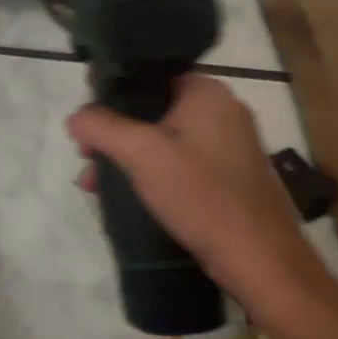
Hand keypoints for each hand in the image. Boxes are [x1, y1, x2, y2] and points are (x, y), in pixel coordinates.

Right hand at [66, 75, 307, 292]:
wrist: (262, 263)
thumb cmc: (202, 196)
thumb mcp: (140, 153)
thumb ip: (100, 126)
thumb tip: (75, 118)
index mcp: (207, 92)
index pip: (145, 76)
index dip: (108, 94)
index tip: (85, 122)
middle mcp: (221, 110)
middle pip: (149, 108)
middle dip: (112, 133)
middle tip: (86, 157)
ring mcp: (228, 144)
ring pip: (160, 137)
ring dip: (126, 156)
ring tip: (96, 183)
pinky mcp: (228, 176)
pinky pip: (177, 161)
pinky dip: (150, 172)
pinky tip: (126, 194)